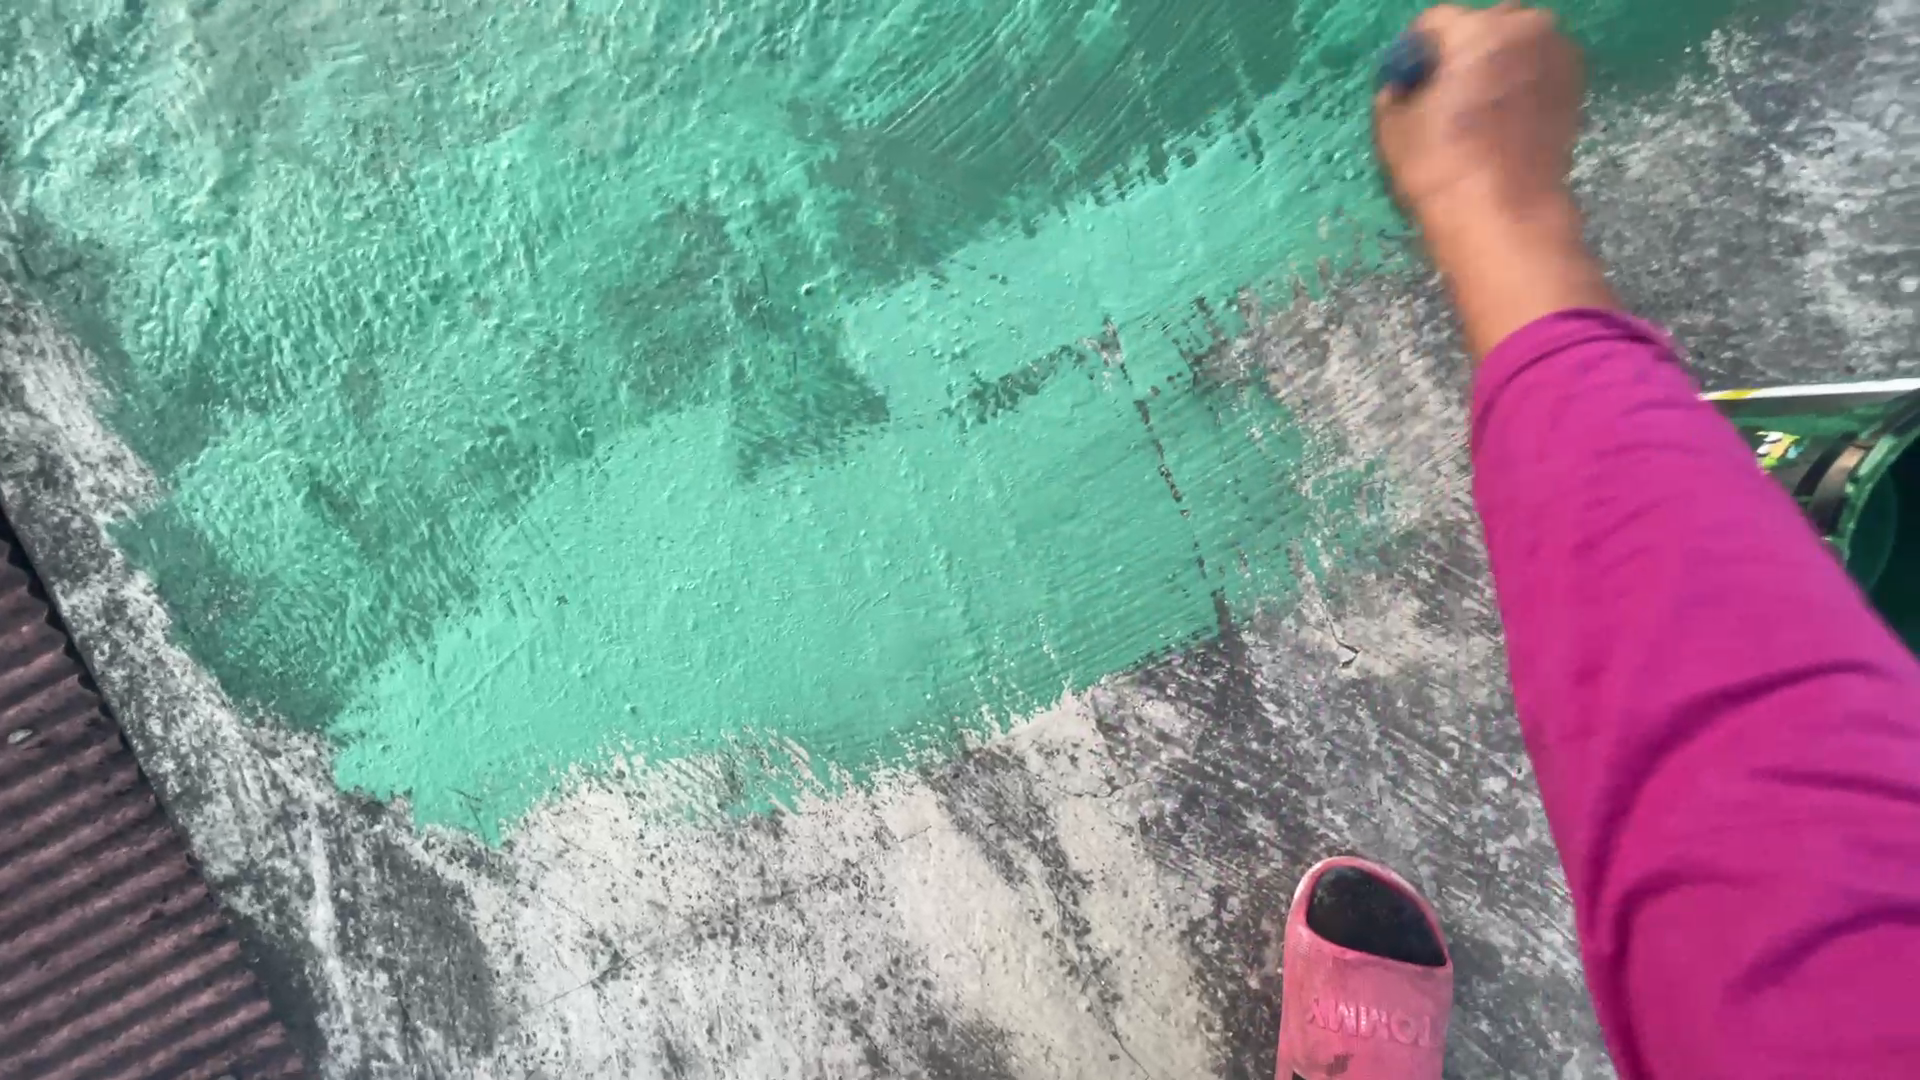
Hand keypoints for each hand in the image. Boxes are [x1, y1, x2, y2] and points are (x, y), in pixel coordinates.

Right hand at [1375, 3, 1584, 229]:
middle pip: (1484, 24)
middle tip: (1443, 95)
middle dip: (1462, 51)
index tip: (1406, 82)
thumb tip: (1401, 85)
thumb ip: (1394, 94)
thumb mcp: (1393, 131)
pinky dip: (1519, 82)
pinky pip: (1537, 66)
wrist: (1502, 210)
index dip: (1414, 52)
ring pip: (1516, 43)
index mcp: (1478, 32)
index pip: (1435, 21)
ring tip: (1475, 111)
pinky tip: (1502, 120)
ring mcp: (1558, 51)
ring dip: (1494, 65)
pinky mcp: (1574, 81)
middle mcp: (1527, 26)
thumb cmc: (1439, 168)